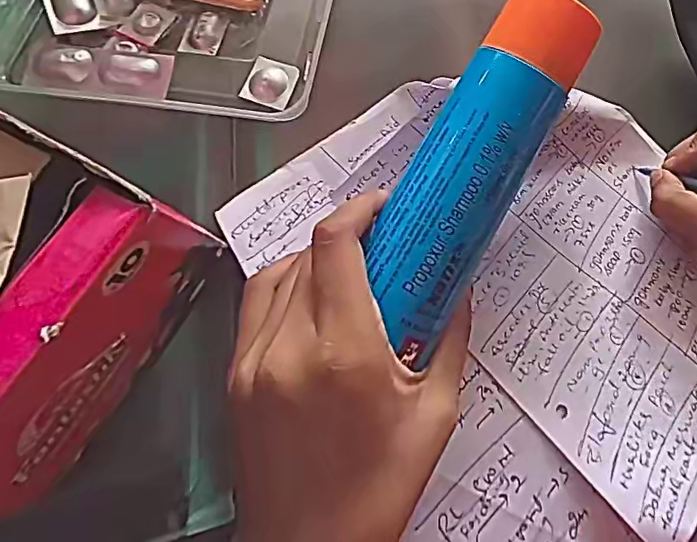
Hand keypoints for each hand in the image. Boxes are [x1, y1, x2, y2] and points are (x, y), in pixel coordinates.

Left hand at [229, 190, 470, 541]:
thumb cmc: (375, 490)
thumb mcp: (435, 412)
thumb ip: (452, 338)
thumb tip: (459, 289)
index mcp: (343, 351)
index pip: (335, 244)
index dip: (359, 209)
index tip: (383, 205)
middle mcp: (290, 348)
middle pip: (311, 251)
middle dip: (349, 232)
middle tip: (381, 238)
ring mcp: (255, 363)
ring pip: (280, 271)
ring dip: (316, 255)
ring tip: (349, 266)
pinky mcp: (237, 378)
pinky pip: (257, 302)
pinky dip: (286, 282)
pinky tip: (311, 296)